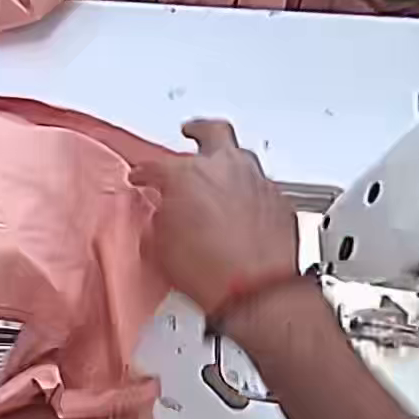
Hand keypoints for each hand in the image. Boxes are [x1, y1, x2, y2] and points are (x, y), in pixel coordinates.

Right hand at [129, 119, 299, 319]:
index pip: (156, 165)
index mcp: (186, 176)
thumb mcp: (161, 245)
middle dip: (198, 130)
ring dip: (224, 160)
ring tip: (215, 172)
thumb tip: (163, 212)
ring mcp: (255, 180)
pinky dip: (243, 189)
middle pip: (212, 131)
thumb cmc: (209, 270)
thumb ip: (160, 217)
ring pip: (239, 156)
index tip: (140, 176)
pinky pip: (257, 184)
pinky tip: (237, 205)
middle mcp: (224, 168)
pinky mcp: (277, 197)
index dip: (144, 172)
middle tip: (190, 132)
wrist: (254, 289)